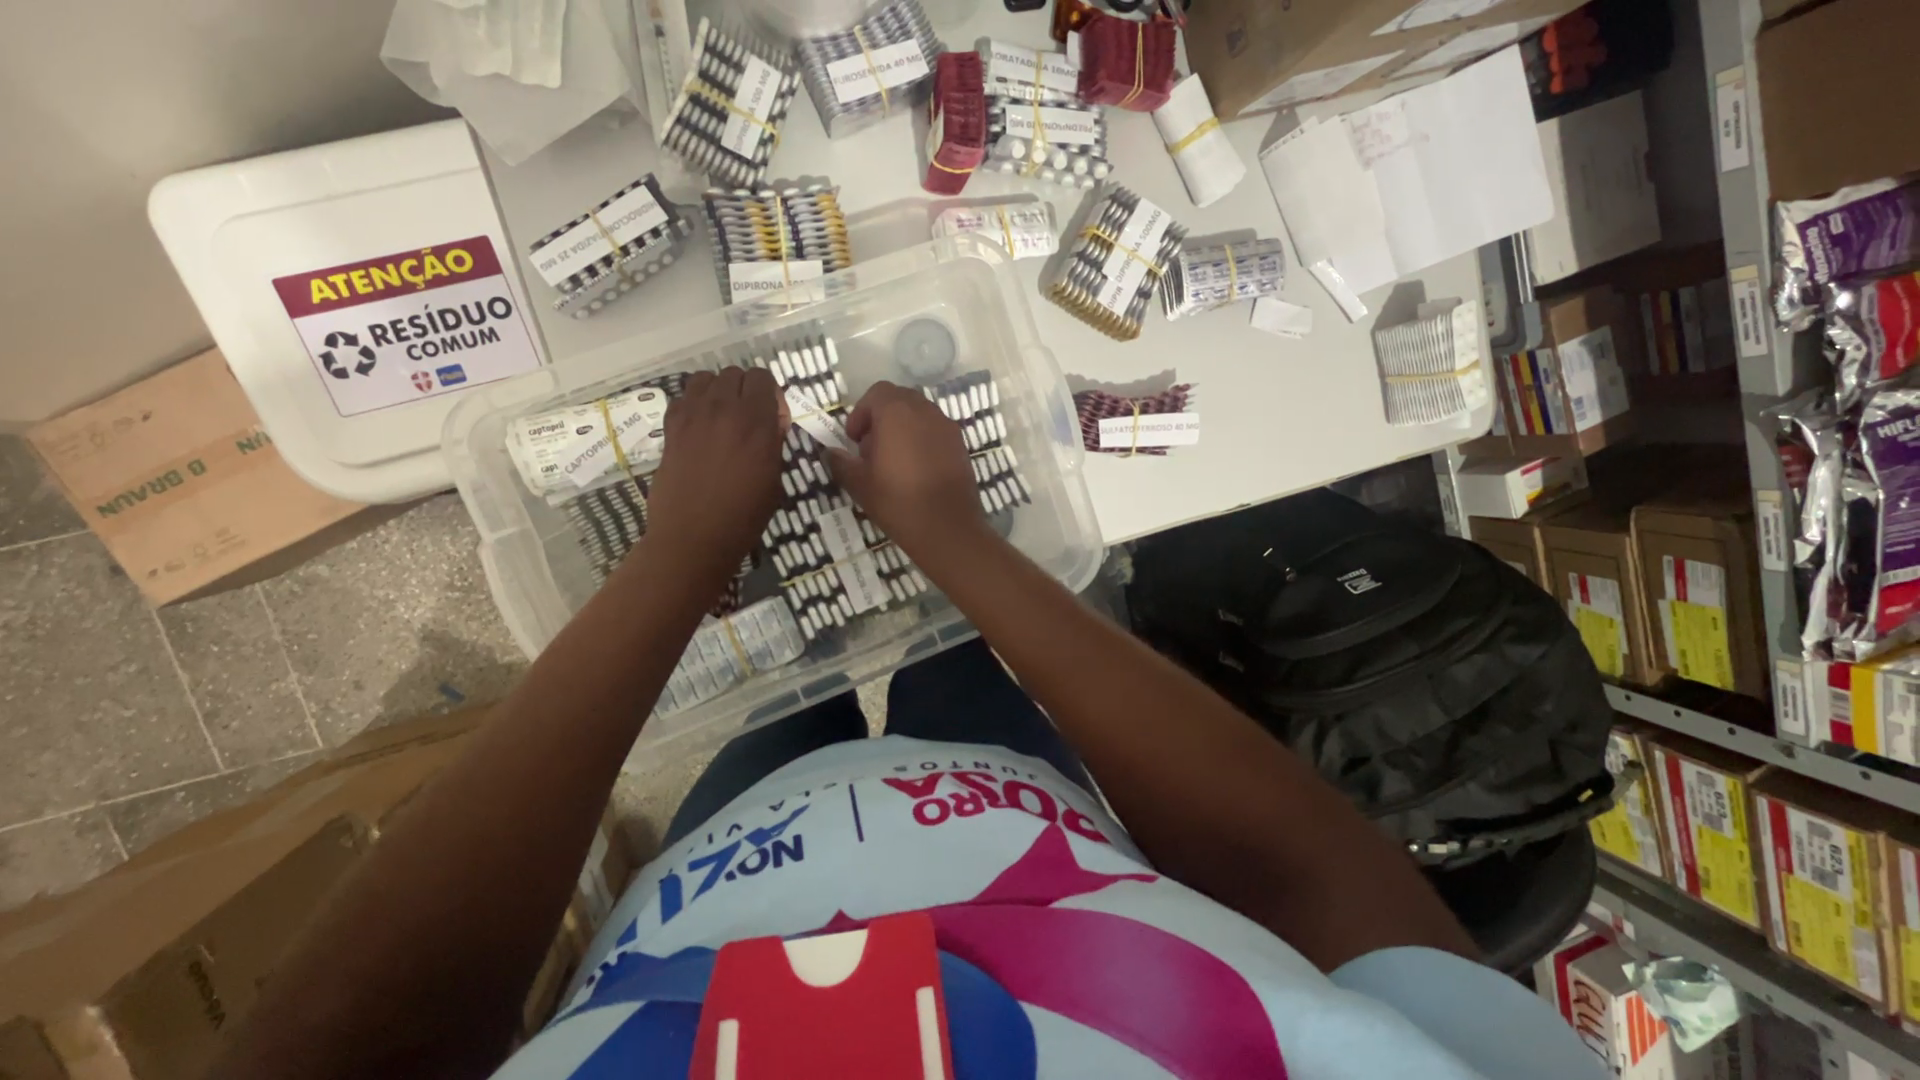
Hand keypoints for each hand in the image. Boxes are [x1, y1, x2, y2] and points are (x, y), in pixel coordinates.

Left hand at [644, 367, 784, 578]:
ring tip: (721, 416)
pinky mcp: (671, 427)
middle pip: (735, 373)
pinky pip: (683, 397)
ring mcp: (693, 415)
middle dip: (745, 389)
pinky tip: (699, 426)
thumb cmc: (743, 516)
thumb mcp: (774, 480)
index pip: (763, 378)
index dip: (770, 394)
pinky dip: (693, 403)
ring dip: (718, 391)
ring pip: (706, 379)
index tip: (772, 418)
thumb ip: (773, 444)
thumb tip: (772, 425)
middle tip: (748, 418)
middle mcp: (724, 409)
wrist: (693, 536)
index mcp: (756, 421)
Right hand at [828, 381, 990, 562]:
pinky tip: (916, 472)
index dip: (861, 413)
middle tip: (871, 450)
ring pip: (919, 415)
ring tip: (893, 462)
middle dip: (881, 419)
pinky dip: (922, 441)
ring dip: (902, 429)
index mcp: (897, 413)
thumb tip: (831, 452)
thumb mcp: (860, 484)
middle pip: (899, 400)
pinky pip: (935, 432)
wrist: (948, 528)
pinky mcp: (961, 445)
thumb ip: (841, 462)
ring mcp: (947, 427)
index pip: (876, 393)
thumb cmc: (898, 502)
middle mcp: (925, 411)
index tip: (854, 440)